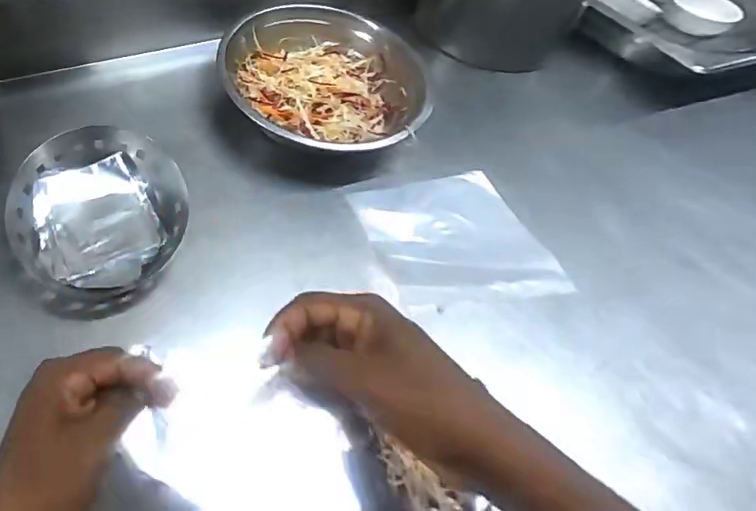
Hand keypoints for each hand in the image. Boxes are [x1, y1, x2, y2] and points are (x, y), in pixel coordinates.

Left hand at [0, 348, 170, 510]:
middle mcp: (54, 378)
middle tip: (172, 399)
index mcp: (59, 372)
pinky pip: (89, 407)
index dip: (143, 369)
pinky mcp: (55, 424)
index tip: (176, 388)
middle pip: (103, 370)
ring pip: (98, 389)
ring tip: (159, 409)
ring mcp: (53, 401)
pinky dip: (112, 412)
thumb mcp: (93, 440)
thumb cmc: (53, 474)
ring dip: (126, 397)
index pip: (109, 358)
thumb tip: (154, 381)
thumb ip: (123, 405)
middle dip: (137, 381)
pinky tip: (131, 423)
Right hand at [265, 292, 633, 510]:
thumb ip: (315, 361)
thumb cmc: (424, 401)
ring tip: (297, 388)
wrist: (489, 449)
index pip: (307, 305)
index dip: (281, 325)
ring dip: (309, 367)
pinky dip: (328, 383)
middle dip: (292, 345)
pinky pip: (344, 372)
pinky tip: (323, 400)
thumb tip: (281, 354)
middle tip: (275, 372)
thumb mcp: (363, 379)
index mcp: (365, 310)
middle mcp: (368, 324)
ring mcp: (378, 353)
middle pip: (315, 325)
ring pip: (327, 350)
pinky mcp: (384, 380)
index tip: (266, 356)